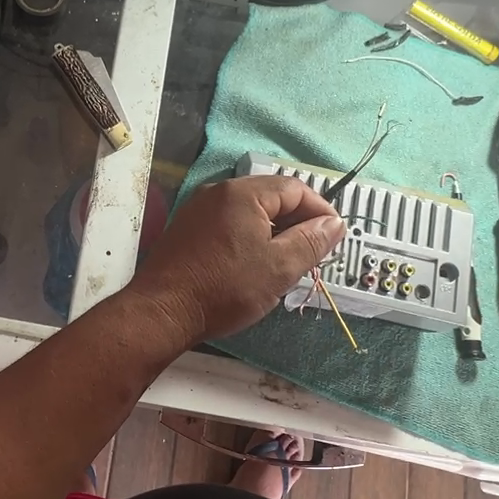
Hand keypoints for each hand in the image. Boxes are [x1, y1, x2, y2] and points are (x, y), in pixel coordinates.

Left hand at [125, 176, 345, 343]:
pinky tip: (253, 264)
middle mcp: (218, 191)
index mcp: (242, 193)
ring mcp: (198, 209)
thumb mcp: (279, 268)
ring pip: (249, 211)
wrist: (163, 310)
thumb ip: (310, 242)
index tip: (333, 237)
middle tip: (313, 253)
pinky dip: (248, 237)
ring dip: (273, 231)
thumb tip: (334, 223)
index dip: (320, 211)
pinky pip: (228, 223)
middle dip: (297, 221)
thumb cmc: (224, 289)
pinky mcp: (187, 228)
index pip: (295, 188)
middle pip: (271, 196)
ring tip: (286, 262)